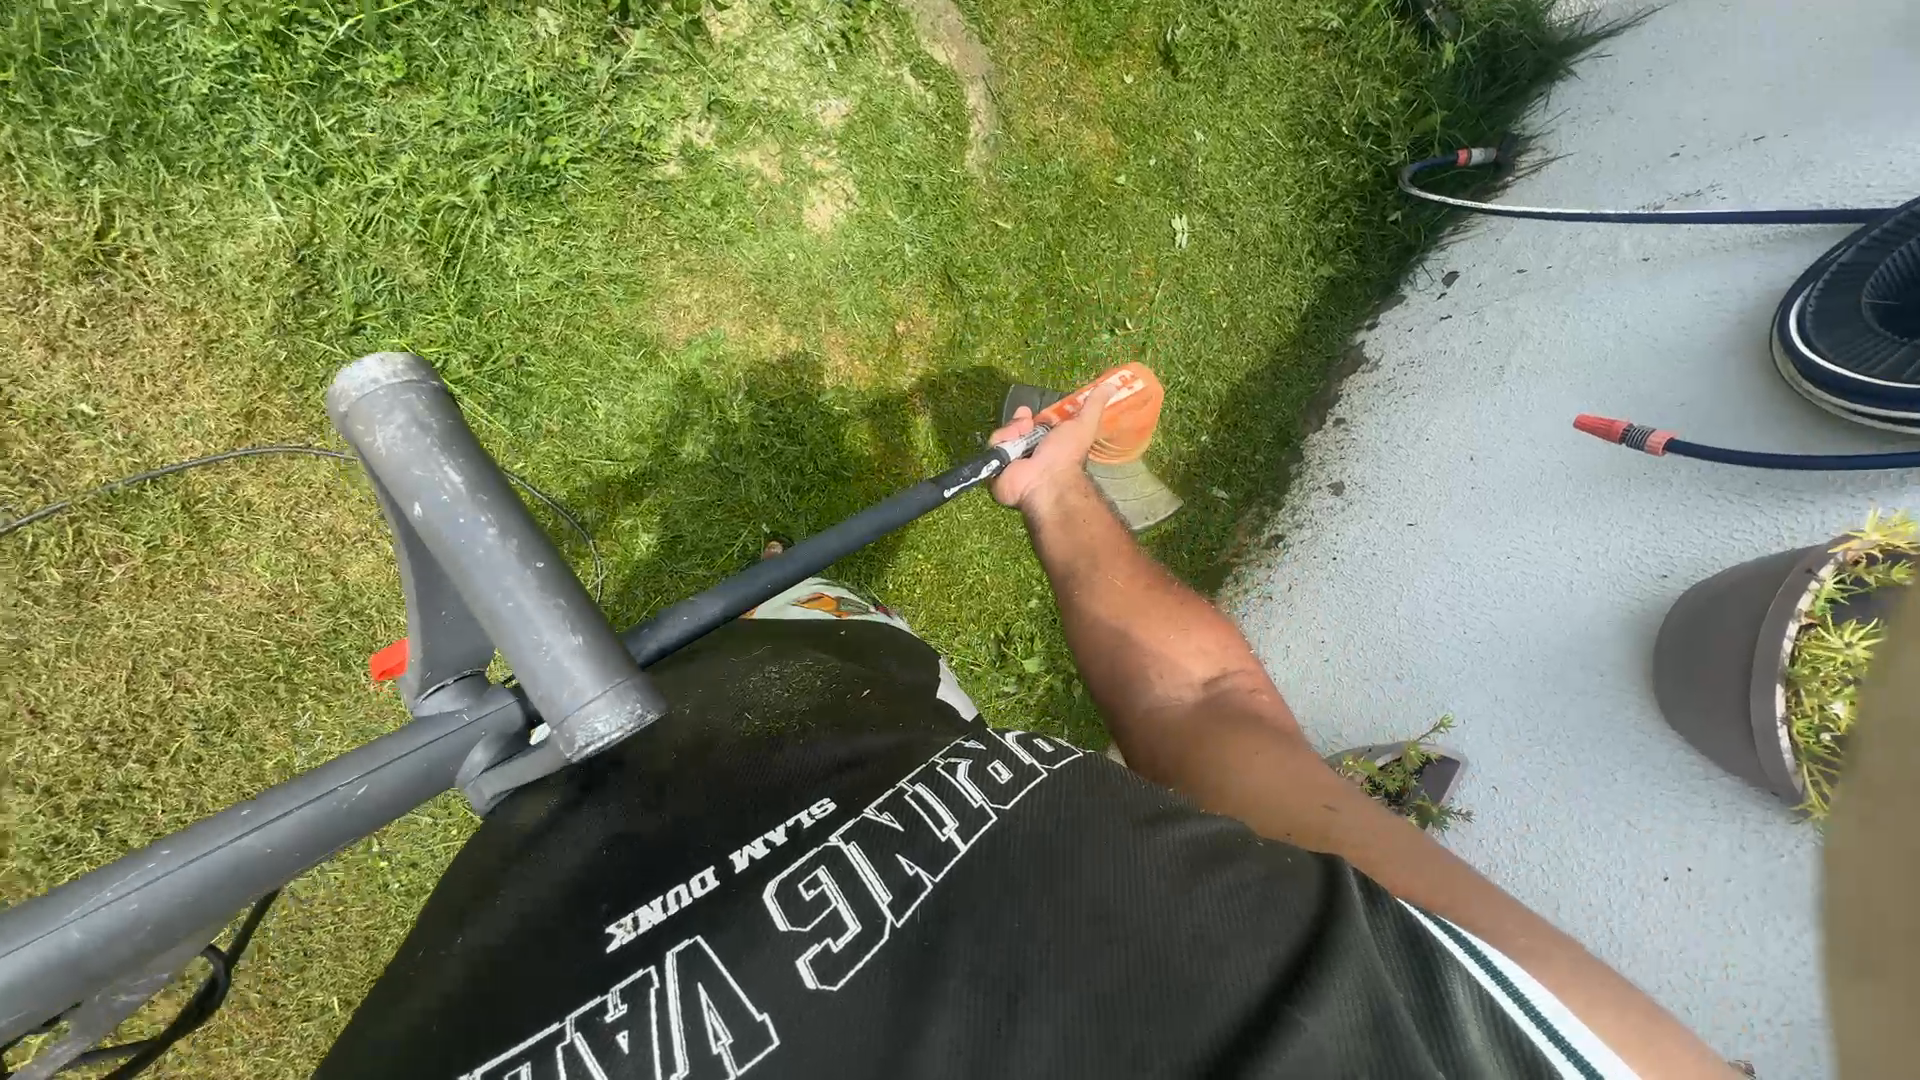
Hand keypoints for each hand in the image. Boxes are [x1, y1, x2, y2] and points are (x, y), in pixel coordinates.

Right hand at [988, 383, 1115, 510]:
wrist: (1046, 480)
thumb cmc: (1066, 455)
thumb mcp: (1083, 425)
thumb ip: (1094, 405)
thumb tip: (1112, 385)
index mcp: (1045, 445)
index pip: (1030, 425)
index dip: (1027, 417)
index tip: (1028, 413)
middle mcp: (1027, 454)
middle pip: (1013, 429)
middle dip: (1018, 422)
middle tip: (1025, 423)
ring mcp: (1010, 463)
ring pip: (1002, 436)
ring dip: (1011, 431)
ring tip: (1021, 436)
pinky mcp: (995, 470)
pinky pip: (992, 448)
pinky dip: (1001, 442)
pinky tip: (1010, 445)